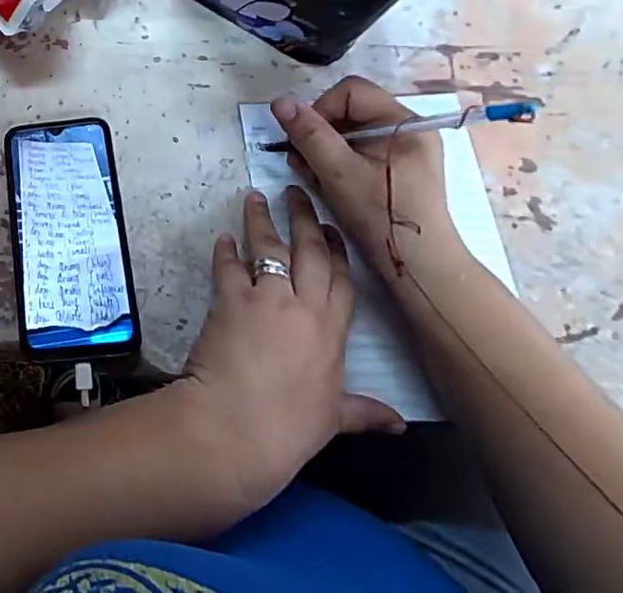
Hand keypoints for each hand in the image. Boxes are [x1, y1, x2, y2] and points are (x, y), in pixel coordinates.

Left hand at [175, 187, 403, 512]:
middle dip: (306, 219)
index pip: (342, 281)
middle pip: (310, 251)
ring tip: (255, 197)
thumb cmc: (289, 428)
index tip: (333, 230)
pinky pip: (229, 264)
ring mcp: (266, 298)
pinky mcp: (230, 297)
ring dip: (261, 220)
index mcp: (332, 333)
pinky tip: (223, 238)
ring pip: (268, 247)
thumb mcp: (332, 419)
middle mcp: (303, 307)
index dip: (338, 252)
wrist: (238, 426)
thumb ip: (363, 412)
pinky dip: (225, 250)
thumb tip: (399, 424)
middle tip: (297, 193)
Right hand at [272, 77, 462, 282]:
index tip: (304, 139)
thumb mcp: (338, 171)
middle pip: (349, 110)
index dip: (321, 108)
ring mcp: (404, 150)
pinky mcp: (397, 169)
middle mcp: (408, 129)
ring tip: (308, 172)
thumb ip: (309, 134)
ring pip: (350, 132)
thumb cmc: (381, 215)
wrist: (420, 267)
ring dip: (323, 148)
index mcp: (404, 122)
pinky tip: (324, 181)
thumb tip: (280, 102)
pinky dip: (337, 161)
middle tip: (300, 158)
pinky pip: (359, 151)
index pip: (351, 91)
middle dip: (319, 131)